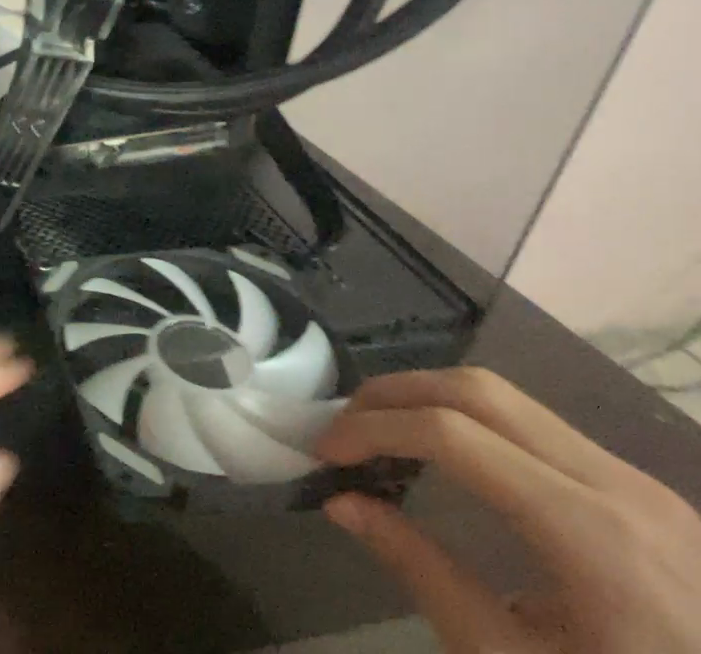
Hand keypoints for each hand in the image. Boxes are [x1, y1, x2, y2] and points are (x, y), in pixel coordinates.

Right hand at [314, 367, 700, 652]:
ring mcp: (637, 481)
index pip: (451, 433)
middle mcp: (618, 484)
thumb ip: (422, 573)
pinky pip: (536, 425)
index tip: (324, 454)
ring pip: (508, 398)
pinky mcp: (641, 489)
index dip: (370, 429)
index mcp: (588, 531)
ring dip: (427, 401)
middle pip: (479, 392)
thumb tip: (342, 504)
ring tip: (379, 435)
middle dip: (392, 396)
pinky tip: (441, 456)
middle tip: (341, 428)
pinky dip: (467, 421)